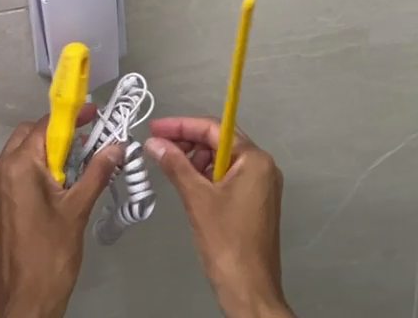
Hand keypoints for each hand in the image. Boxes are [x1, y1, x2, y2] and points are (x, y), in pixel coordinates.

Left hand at [0, 109, 121, 317]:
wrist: (24, 302)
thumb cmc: (51, 253)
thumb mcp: (78, 209)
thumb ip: (97, 172)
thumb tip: (118, 145)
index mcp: (18, 166)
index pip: (45, 126)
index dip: (71, 117)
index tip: (95, 115)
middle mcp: (0, 170)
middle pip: (30, 134)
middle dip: (59, 133)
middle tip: (88, 139)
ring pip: (22, 151)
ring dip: (48, 150)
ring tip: (78, 161)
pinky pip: (16, 170)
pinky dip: (37, 166)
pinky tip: (60, 181)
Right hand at [146, 117, 294, 317]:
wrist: (250, 291)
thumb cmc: (226, 241)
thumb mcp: (197, 199)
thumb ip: (175, 165)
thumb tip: (154, 142)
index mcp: (255, 159)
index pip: (215, 129)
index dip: (182, 125)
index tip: (155, 128)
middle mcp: (263, 166)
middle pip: (221, 141)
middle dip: (189, 143)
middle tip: (160, 149)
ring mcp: (262, 186)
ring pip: (224, 160)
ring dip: (197, 161)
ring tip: (174, 170)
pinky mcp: (257, 203)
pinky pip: (230, 177)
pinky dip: (208, 178)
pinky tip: (191, 187)